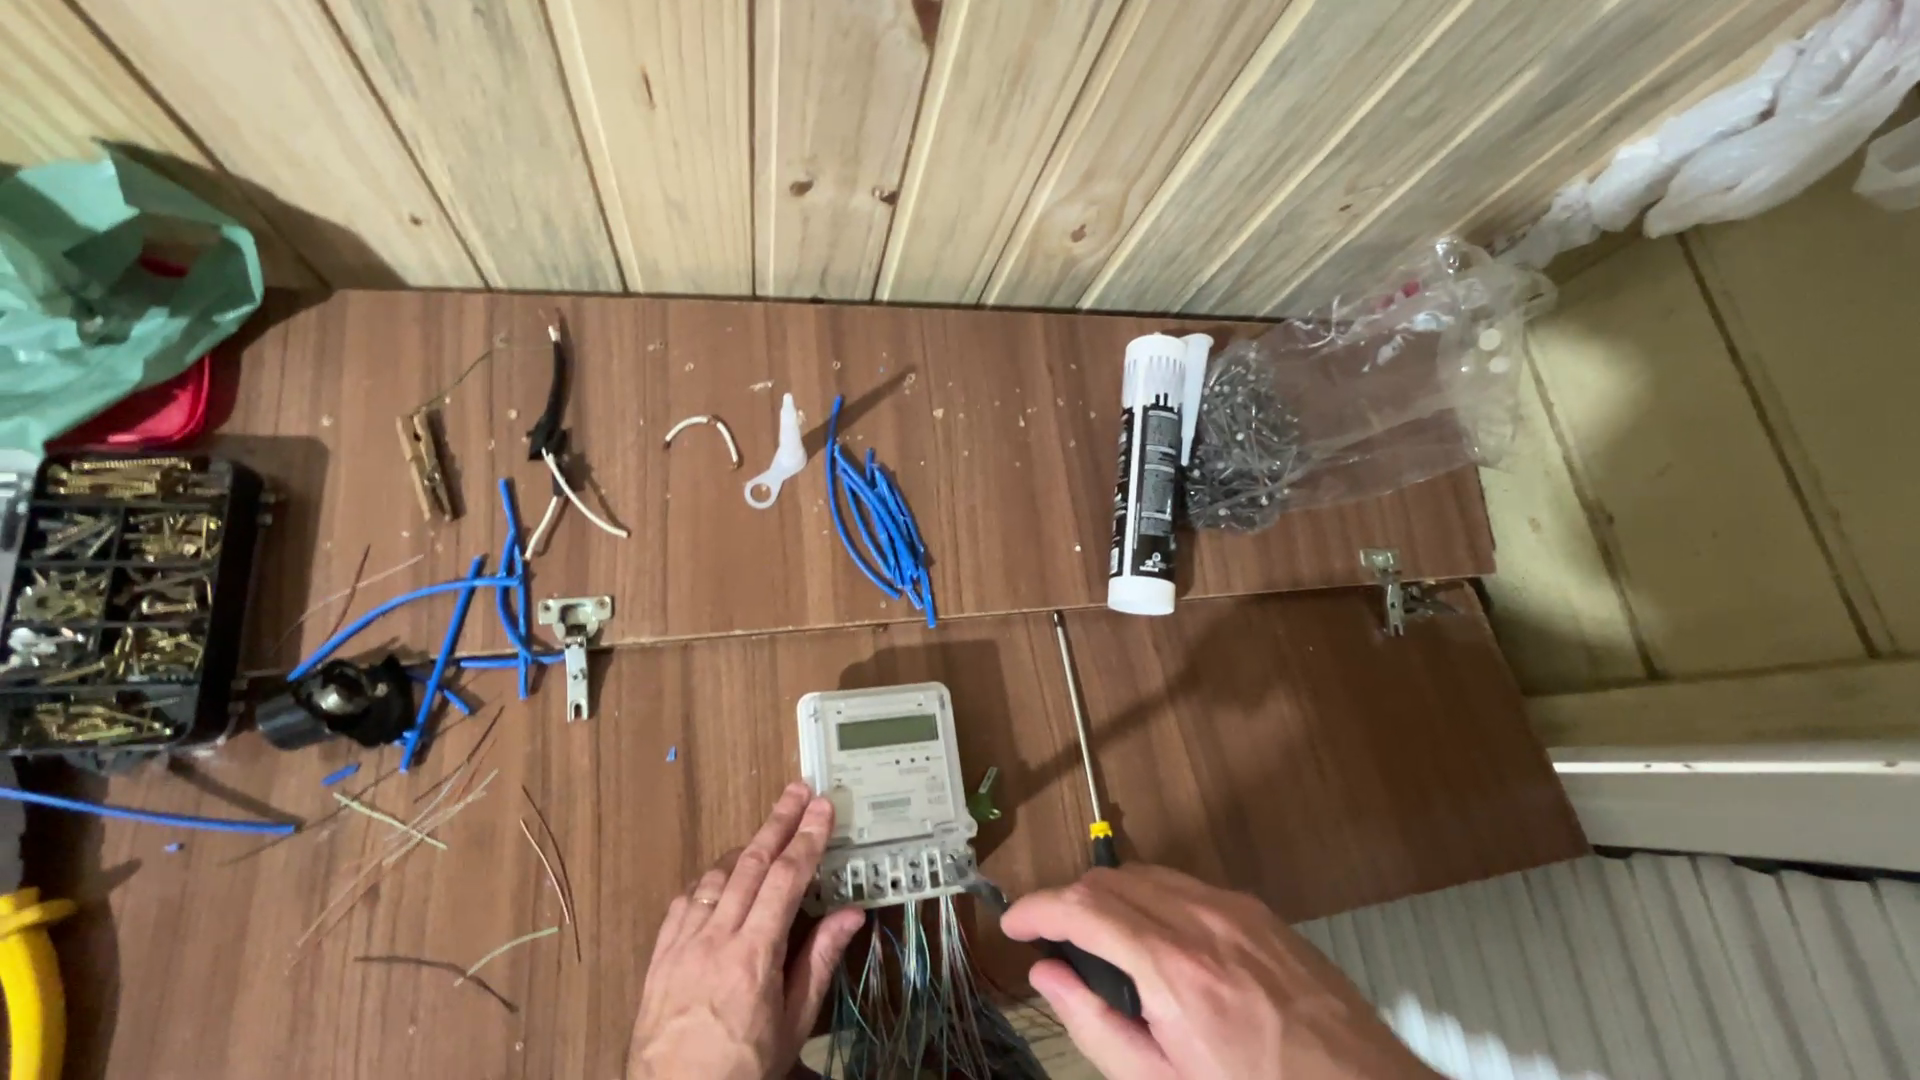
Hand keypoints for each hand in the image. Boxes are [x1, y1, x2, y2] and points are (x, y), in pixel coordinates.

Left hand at [628, 782, 865, 1079]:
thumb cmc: (742, 1069)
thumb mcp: (792, 1024)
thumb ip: (819, 961)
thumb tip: (851, 914)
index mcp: (753, 955)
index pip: (785, 879)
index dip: (807, 838)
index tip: (821, 808)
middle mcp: (715, 939)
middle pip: (750, 863)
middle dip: (778, 823)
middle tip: (797, 791)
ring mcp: (682, 944)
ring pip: (715, 877)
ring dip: (744, 848)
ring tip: (767, 832)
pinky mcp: (659, 957)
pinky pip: (683, 903)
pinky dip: (707, 882)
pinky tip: (720, 878)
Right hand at [1002, 865, 1436, 1079]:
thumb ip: (1094, 1026)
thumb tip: (1047, 974)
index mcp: (1174, 969)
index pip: (1082, 907)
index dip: (1035, 907)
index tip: (1012, 922)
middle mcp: (1202, 920)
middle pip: (1107, 879)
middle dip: (1069, 903)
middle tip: (1056, 945)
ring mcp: (1233, 908)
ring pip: (1143, 873)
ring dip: (1107, 897)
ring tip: (1102, 944)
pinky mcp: (1256, 909)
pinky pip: (1183, 883)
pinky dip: (1150, 898)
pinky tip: (1156, 941)